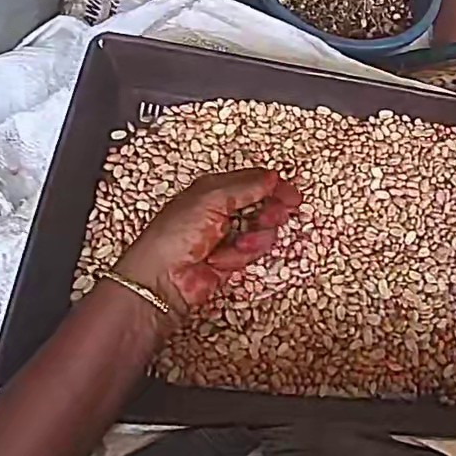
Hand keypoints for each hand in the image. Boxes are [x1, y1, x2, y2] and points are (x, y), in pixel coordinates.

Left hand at [111, 169, 301, 318]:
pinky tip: (221, 260)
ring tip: (237, 246)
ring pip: (263, 231)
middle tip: (268, 219)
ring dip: (253, 240)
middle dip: (269, 214)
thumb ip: (246, 187)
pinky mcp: (233, 258)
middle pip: (265, 206)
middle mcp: (224, 209)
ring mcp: (229, 235)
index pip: (255, 181)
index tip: (293, 198)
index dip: (276, 188)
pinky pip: (253, 252)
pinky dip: (240, 257)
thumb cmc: (176, 235)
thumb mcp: (211, 199)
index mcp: (216, 189)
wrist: (162, 279)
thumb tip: (272, 177)